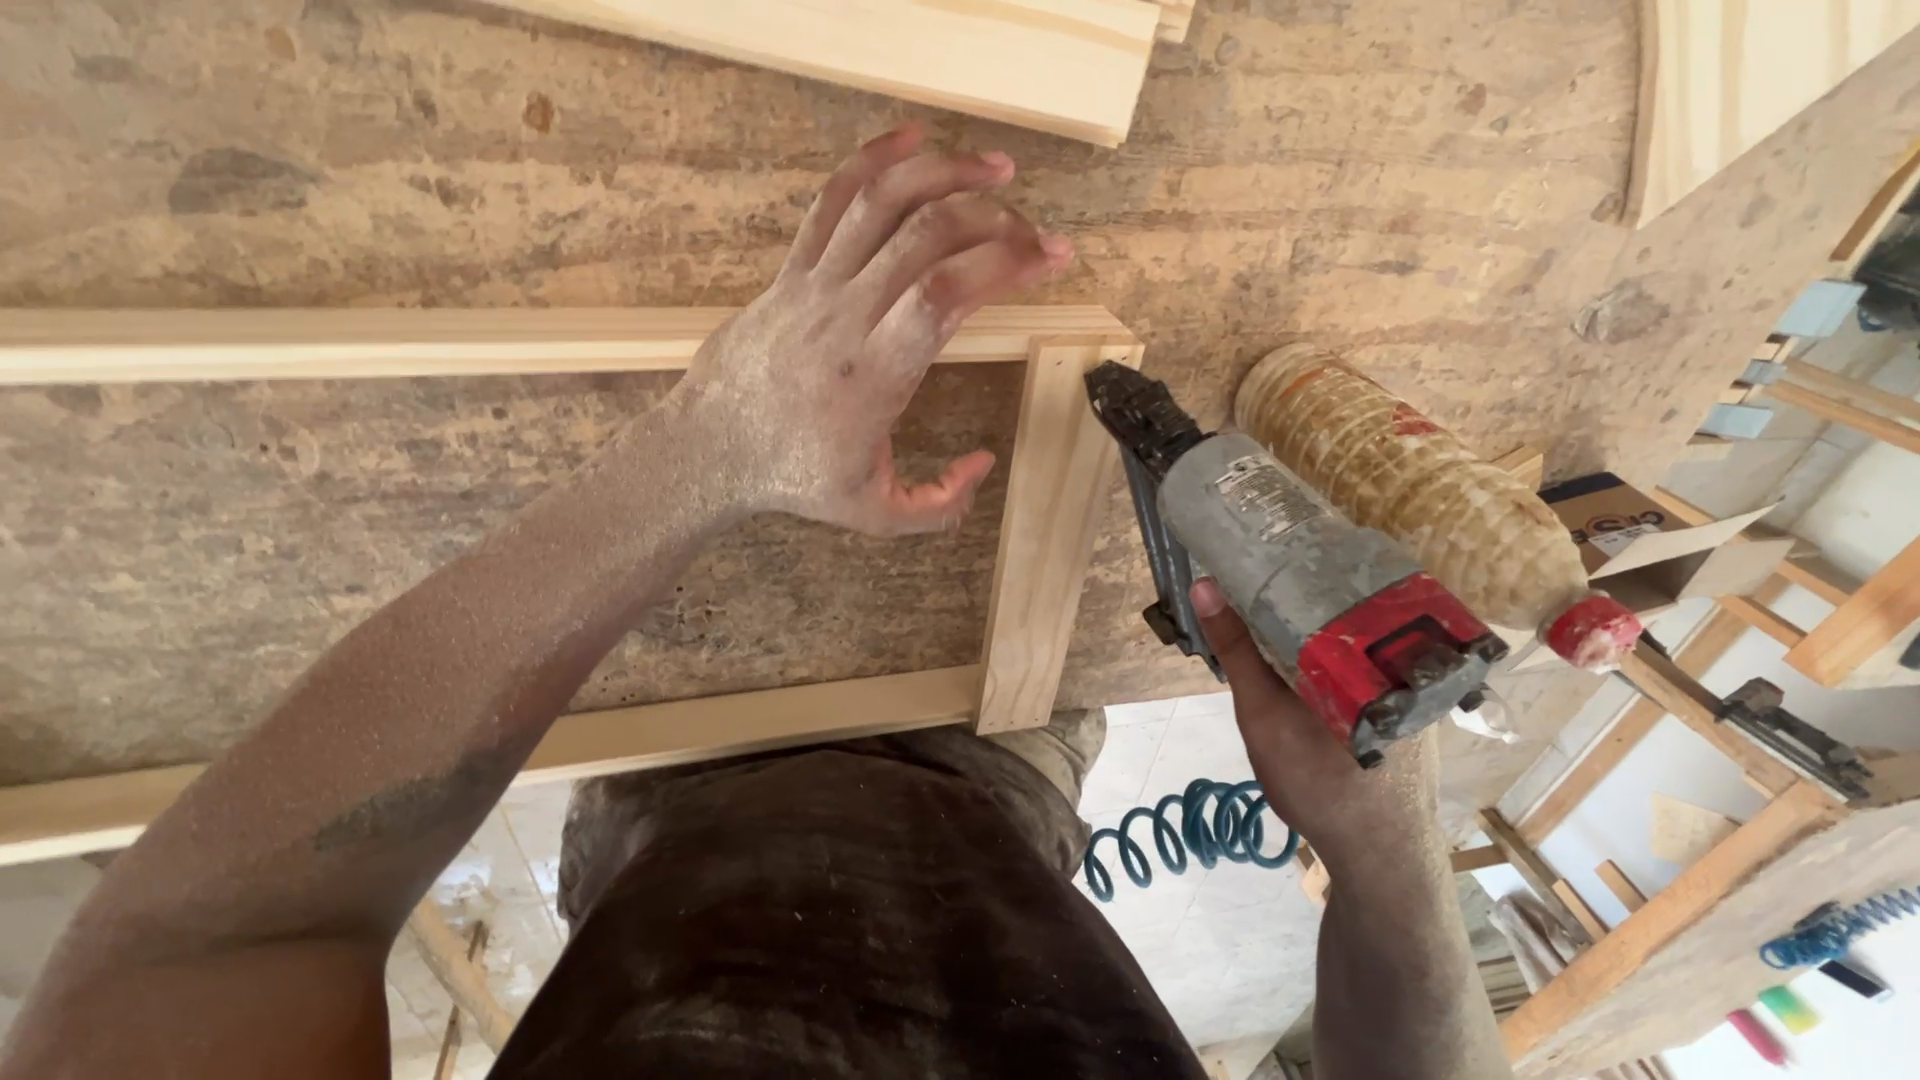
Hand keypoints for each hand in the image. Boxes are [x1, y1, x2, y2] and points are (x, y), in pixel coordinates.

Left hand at [675, 125, 1073, 534]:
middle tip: (1037, 231)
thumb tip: (985, 462)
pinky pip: (832, 200)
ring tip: (996, 167)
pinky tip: (914, 137)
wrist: (709, 448)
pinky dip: (874, 159)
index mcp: (873, 375)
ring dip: (944, 172)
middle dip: (995, 219)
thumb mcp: (876, 515)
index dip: (1004, 263)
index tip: (1051, 258)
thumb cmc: (794, 478)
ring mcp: (813, 285)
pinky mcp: (791, 271)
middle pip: (925, 236)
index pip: (943, 296)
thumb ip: (941, 504)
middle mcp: (844, 317)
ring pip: (881, 202)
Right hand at [1190, 578, 1442, 871]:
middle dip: (1298, 591)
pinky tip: (1304, 664)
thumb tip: (1205, 585)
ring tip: (1270, 612)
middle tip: (1252, 579)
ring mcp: (1412, 683)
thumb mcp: (1262, 713)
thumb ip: (1236, 649)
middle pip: (1346, 603)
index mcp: (1376, 644)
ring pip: (1356, 634)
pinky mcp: (1409, 707)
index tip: (1256, 548)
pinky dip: (1332, 652)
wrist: (1377, 859)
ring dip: (1315, 623)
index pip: (1334, 577)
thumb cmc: (1319, 783)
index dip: (1291, 562)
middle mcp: (1404, 655)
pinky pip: (1366, 662)